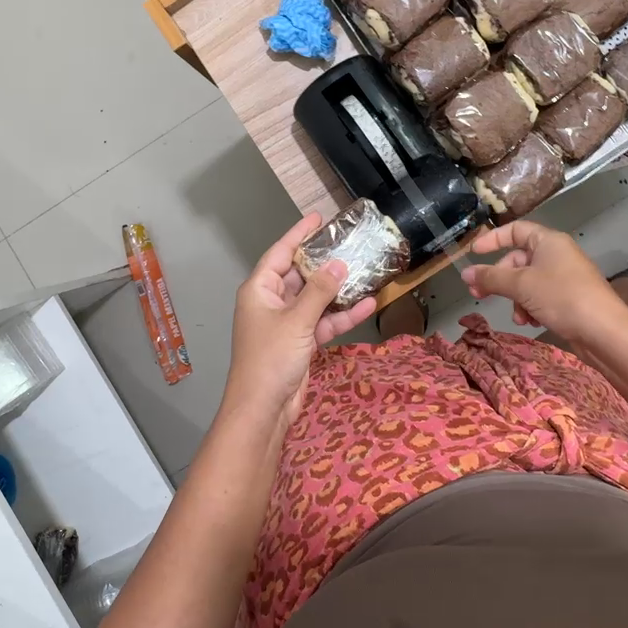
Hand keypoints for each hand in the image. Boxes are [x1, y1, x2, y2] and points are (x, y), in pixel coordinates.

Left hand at [222, 213, 377, 427]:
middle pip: (300, 274)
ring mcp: (286, 323)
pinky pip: (323, 322)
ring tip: (365, 270)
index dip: (298, 234)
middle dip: (324, 262)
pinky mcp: (301, 343)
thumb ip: (319, 291)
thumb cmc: (271, 358)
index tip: (318, 218)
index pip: (280, 253)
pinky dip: (341, 315)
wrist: (263, 408)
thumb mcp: (297, 320)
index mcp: (259, 290)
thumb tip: (339, 265)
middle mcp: (271, 302)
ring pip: (315, 299)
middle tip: (349, 243)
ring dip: (338, 290)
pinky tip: (368, 304)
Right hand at [461, 220, 627, 339]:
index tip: (473, 254)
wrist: (604, 331)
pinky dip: (531, 307)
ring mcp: (564, 277)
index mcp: (548, 241)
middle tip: (479, 295)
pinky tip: (531, 322)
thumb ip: (490, 278)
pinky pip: (540, 297)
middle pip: (518, 260)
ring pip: (527, 282)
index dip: (492, 240)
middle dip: (499, 279)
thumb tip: (465, 274)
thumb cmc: (561, 297)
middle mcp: (556, 254)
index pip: (515, 230)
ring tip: (517, 317)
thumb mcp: (520, 285)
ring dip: (516, 299)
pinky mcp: (569, 298)